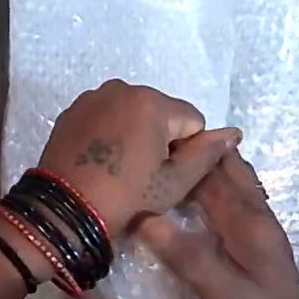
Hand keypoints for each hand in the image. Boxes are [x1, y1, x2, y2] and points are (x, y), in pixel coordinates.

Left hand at [37, 80, 242, 233]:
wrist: (64, 210)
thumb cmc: (124, 198)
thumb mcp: (172, 183)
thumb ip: (206, 155)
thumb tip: (234, 133)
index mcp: (152, 102)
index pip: (192, 121)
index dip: (186, 151)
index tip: (165, 175)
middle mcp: (122, 88)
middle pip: (161, 113)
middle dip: (160, 139)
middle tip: (142, 175)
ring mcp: (93, 97)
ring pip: (132, 113)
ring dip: (135, 134)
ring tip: (121, 169)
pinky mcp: (72, 110)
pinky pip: (106, 116)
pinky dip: (110, 133)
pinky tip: (102, 160)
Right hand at [136, 152, 298, 298]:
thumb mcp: (219, 291)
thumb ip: (185, 255)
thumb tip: (146, 219)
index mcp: (246, 220)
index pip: (210, 175)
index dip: (182, 158)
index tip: (149, 146)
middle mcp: (256, 212)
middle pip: (227, 168)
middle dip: (197, 151)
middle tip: (159, 145)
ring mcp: (261, 222)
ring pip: (235, 178)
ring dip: (209, 164)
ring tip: (177, 159)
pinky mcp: (259, 236)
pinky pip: (237, 194)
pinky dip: (218, 182)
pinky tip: (202, 190)